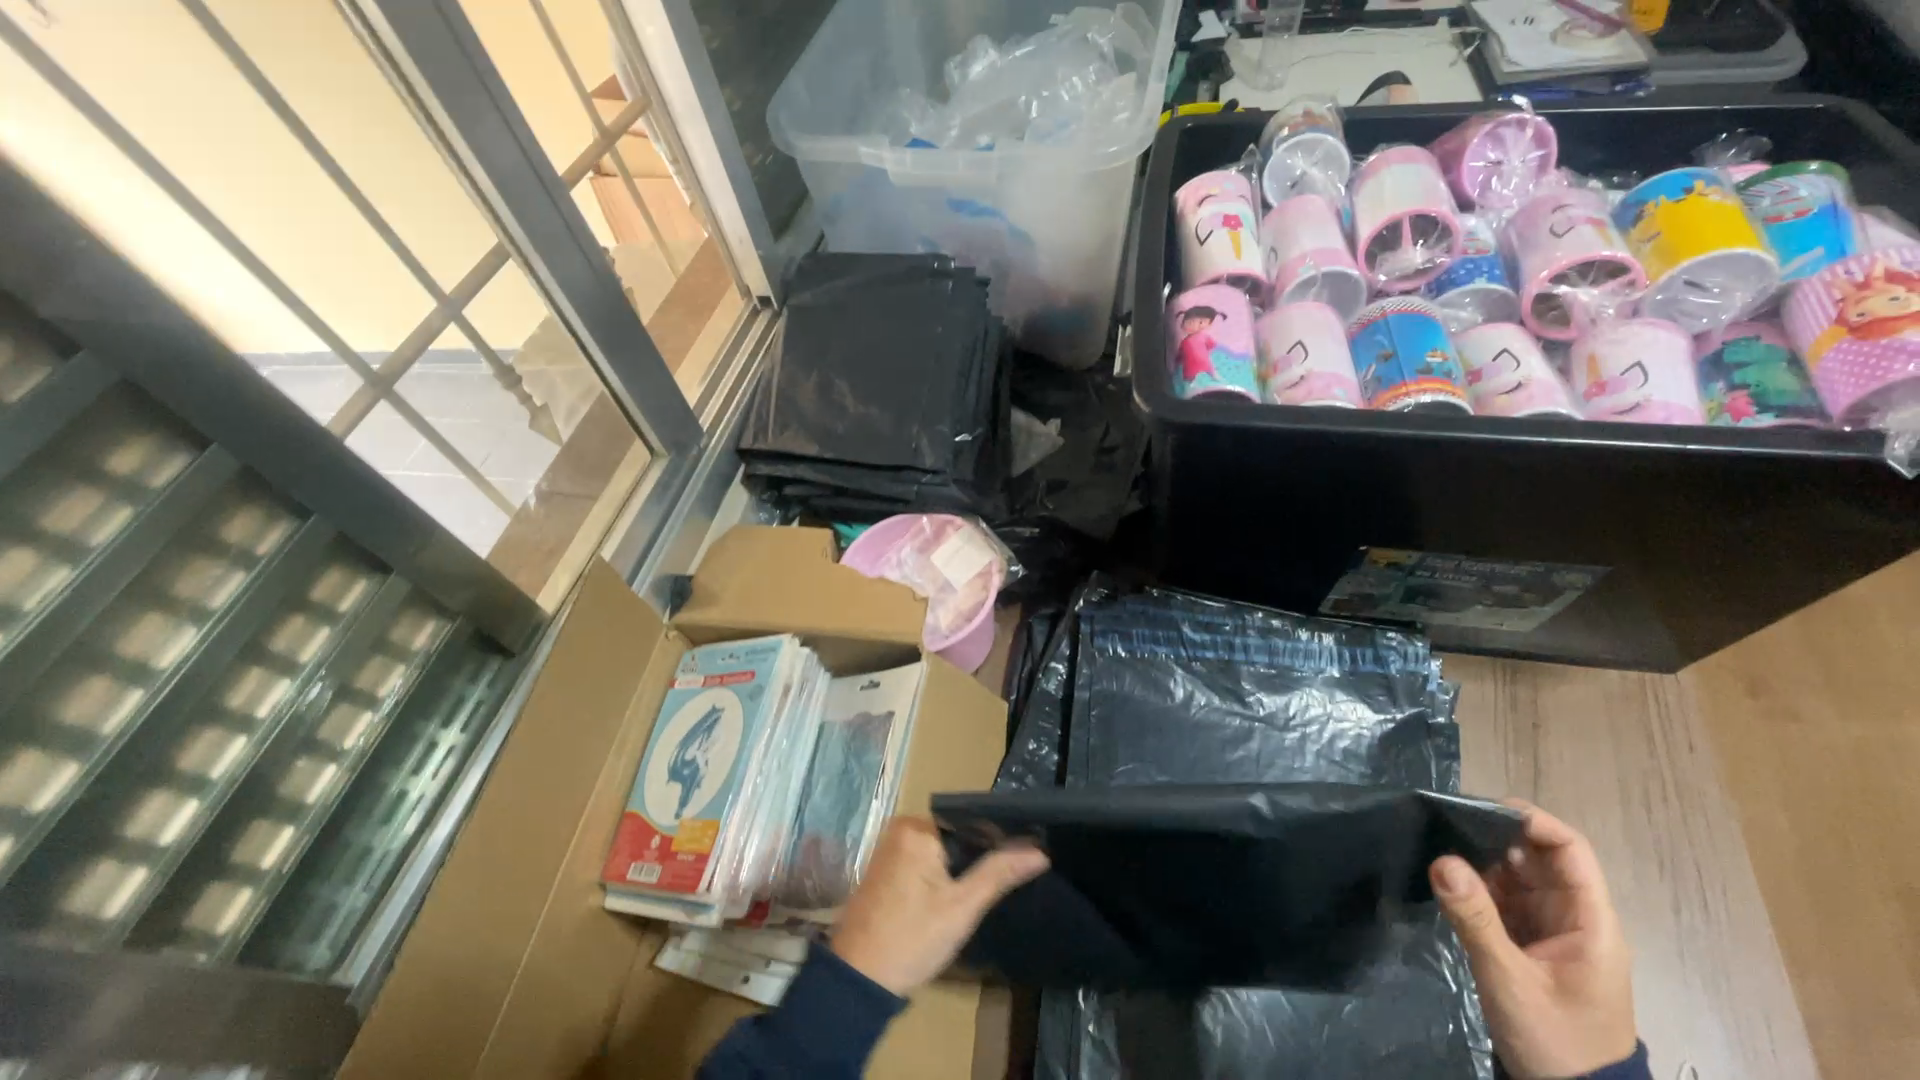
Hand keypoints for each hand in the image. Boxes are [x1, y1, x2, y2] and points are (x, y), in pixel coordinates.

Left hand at [831, 817, 1047, 996]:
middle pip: (956, 836)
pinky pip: (924, 861)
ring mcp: (889, 849)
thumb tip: (1039, 850)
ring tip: (989, 888)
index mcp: (917, 829)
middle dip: (979, 857)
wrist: (858, 980)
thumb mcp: (961, 908)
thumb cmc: (911, 940)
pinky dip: (942, 876)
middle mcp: (900, 829)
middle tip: (1009, 879)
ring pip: (941, 851)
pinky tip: (957, 896)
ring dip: (961, 869)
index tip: (1025, 858)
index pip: (972, 823)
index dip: (999, 841)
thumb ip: (998, 873)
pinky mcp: (885, 869)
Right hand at [1430, 800, 1636, 1079]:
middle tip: (1444, 822)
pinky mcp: (1531, 948)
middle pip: (1539, 860)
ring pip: (1518, 879)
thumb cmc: (1556, 1039)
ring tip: (1437, 845)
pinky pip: (1505, 904)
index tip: (1482, 806)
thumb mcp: (1510, 980)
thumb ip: (1476, 920)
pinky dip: (1478, 889)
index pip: (1570, 851)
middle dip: (1494, 838)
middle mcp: (1575, 919)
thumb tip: (1441, 860)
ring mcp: (1553, 933)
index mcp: (1591, 922)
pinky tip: (1447, 881)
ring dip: (1482, 863)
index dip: (1533, 822)